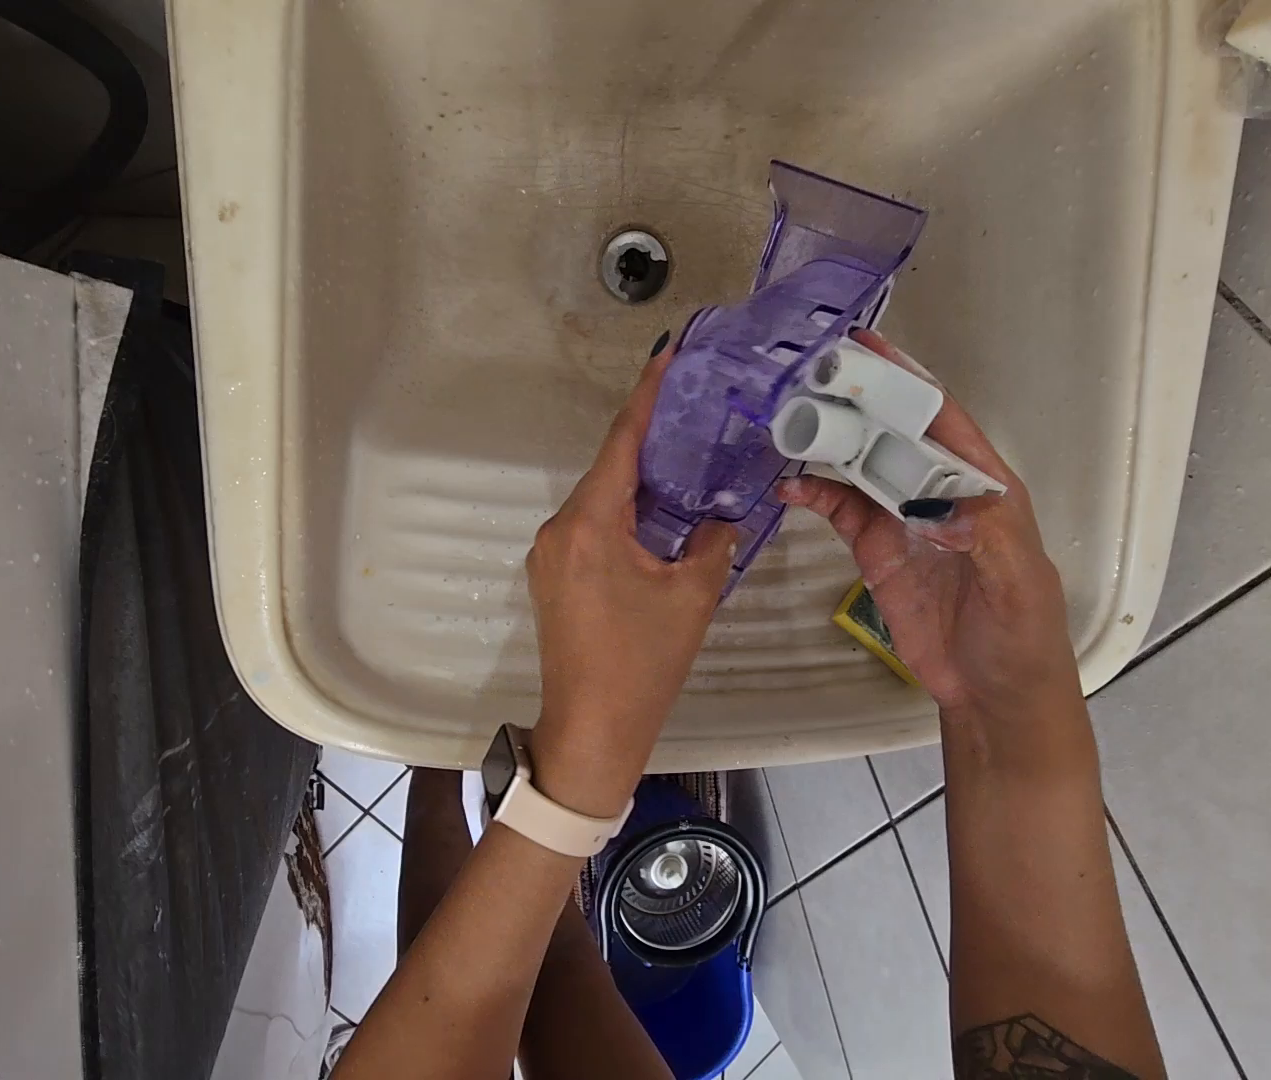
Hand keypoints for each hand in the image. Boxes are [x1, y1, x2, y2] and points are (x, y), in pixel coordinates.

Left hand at [525, 343, 737, 816]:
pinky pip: (589, 527)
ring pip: (599, 499)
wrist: (592, 728)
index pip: (622, 443)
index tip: (668, 355)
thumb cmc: (643, 663)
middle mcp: (559, 528)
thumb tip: (721, 518)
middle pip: (608, 469)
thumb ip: (712, 544)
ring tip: (686, 458)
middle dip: (650, 440)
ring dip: (638, 481)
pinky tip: (657, 511)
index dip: (647, 396)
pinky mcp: (552, 575)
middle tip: (696, 411)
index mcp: (590, 523)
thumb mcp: (692, 597)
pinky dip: (622, 512)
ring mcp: (549, 553)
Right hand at [778, 330, 1080, 726]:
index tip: (869, 351)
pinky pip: (839, 509)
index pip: (944, 423)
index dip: (909, 385)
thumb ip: (988, 537)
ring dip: (828, 444)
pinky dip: (814, 494)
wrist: (987, 690)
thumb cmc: (1021, 635)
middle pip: (893, 434)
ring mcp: (900, 517)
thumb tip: (939, 499)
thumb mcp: (1018, 585)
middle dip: (857, 402)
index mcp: (982, 486)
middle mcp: (937, 490)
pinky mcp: (873, 546)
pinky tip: (789, 488)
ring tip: (788, 423)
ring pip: (860, 465)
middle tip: (810, 376)